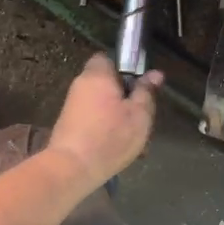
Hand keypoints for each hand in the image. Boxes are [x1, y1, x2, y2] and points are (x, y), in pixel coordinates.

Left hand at [45, 55, 162, 190]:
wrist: (72, 166)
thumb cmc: (110, 136)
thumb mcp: (139, 115)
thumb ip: (146, 92)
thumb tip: (155, 74)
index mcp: (97, 75)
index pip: (108, 58)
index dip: (125, 69)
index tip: (139, 86)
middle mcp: (81, 84)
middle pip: (106, 83)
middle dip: (124, 97)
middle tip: (140, 116)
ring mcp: (72, 104)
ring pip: (102, 104)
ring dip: (117, 116)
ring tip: (132, 138)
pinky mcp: (68, 123)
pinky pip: (93, 119)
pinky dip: (105, 128)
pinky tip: (117, 147)